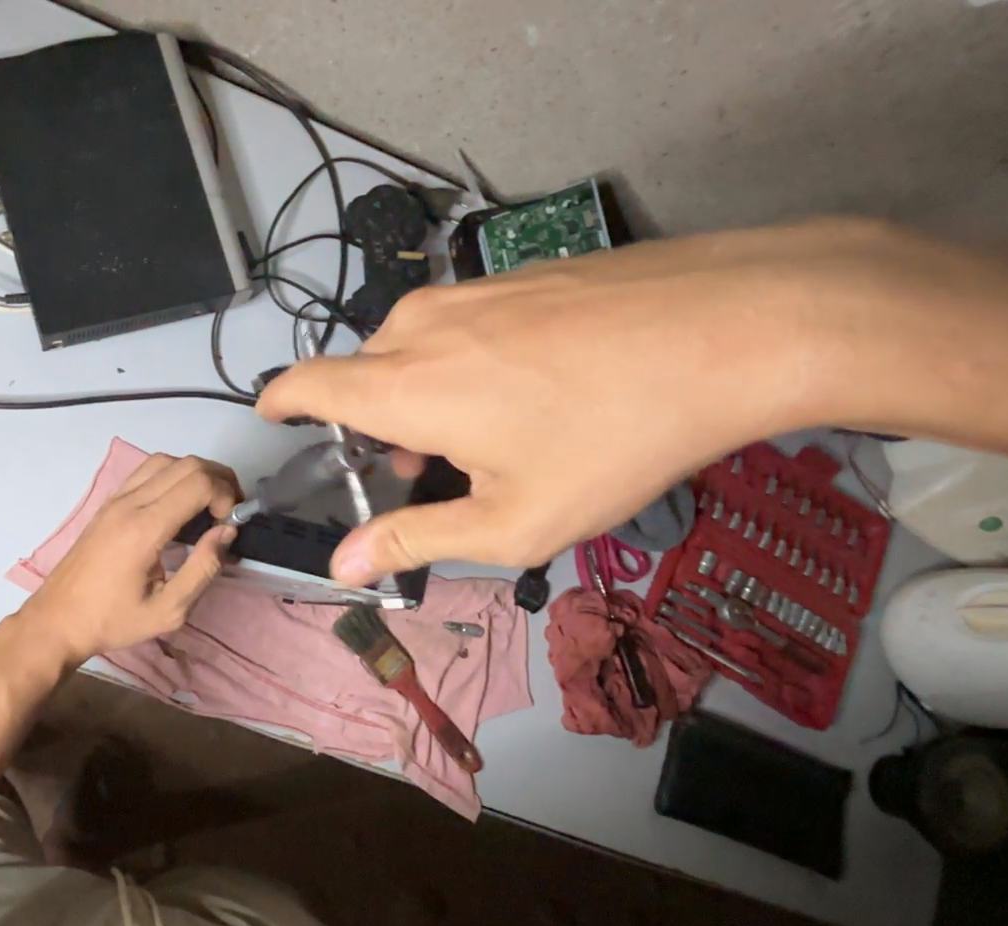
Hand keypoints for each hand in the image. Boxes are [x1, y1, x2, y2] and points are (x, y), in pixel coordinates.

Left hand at [11, 454, 240, 665]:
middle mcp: (128, 504)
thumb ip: (203, 569)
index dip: (226, 496)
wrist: (57, 620)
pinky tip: (181, 506)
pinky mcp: (108, 504)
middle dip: (218, 480)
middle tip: (230, 513)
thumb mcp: (168, 611)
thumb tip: (227, 532)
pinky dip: (173, 477)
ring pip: (165, 461)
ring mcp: (115, 499)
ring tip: (210, 506)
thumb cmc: (112, 621)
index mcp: (143, 529)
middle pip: (186, 464)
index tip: (231, 525)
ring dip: (195, 474)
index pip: (197, 483)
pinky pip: (146, 472)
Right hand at [256, 219, 934, 581]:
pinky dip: (464, 364)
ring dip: (422, 395)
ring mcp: (470, 293)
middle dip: (375, 425)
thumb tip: (342, 565)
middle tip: (424, 470)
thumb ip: (413, 540)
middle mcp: (417, 328)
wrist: (734, 326)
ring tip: (486, 437)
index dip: (281, 403)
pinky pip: (458, 326)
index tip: (274, 418)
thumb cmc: (610, 440)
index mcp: (400, 386)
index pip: (304, 384)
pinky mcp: (516, 277)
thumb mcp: (509, 520)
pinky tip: (531, 390)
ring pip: (412, 351)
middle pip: (363, 377)